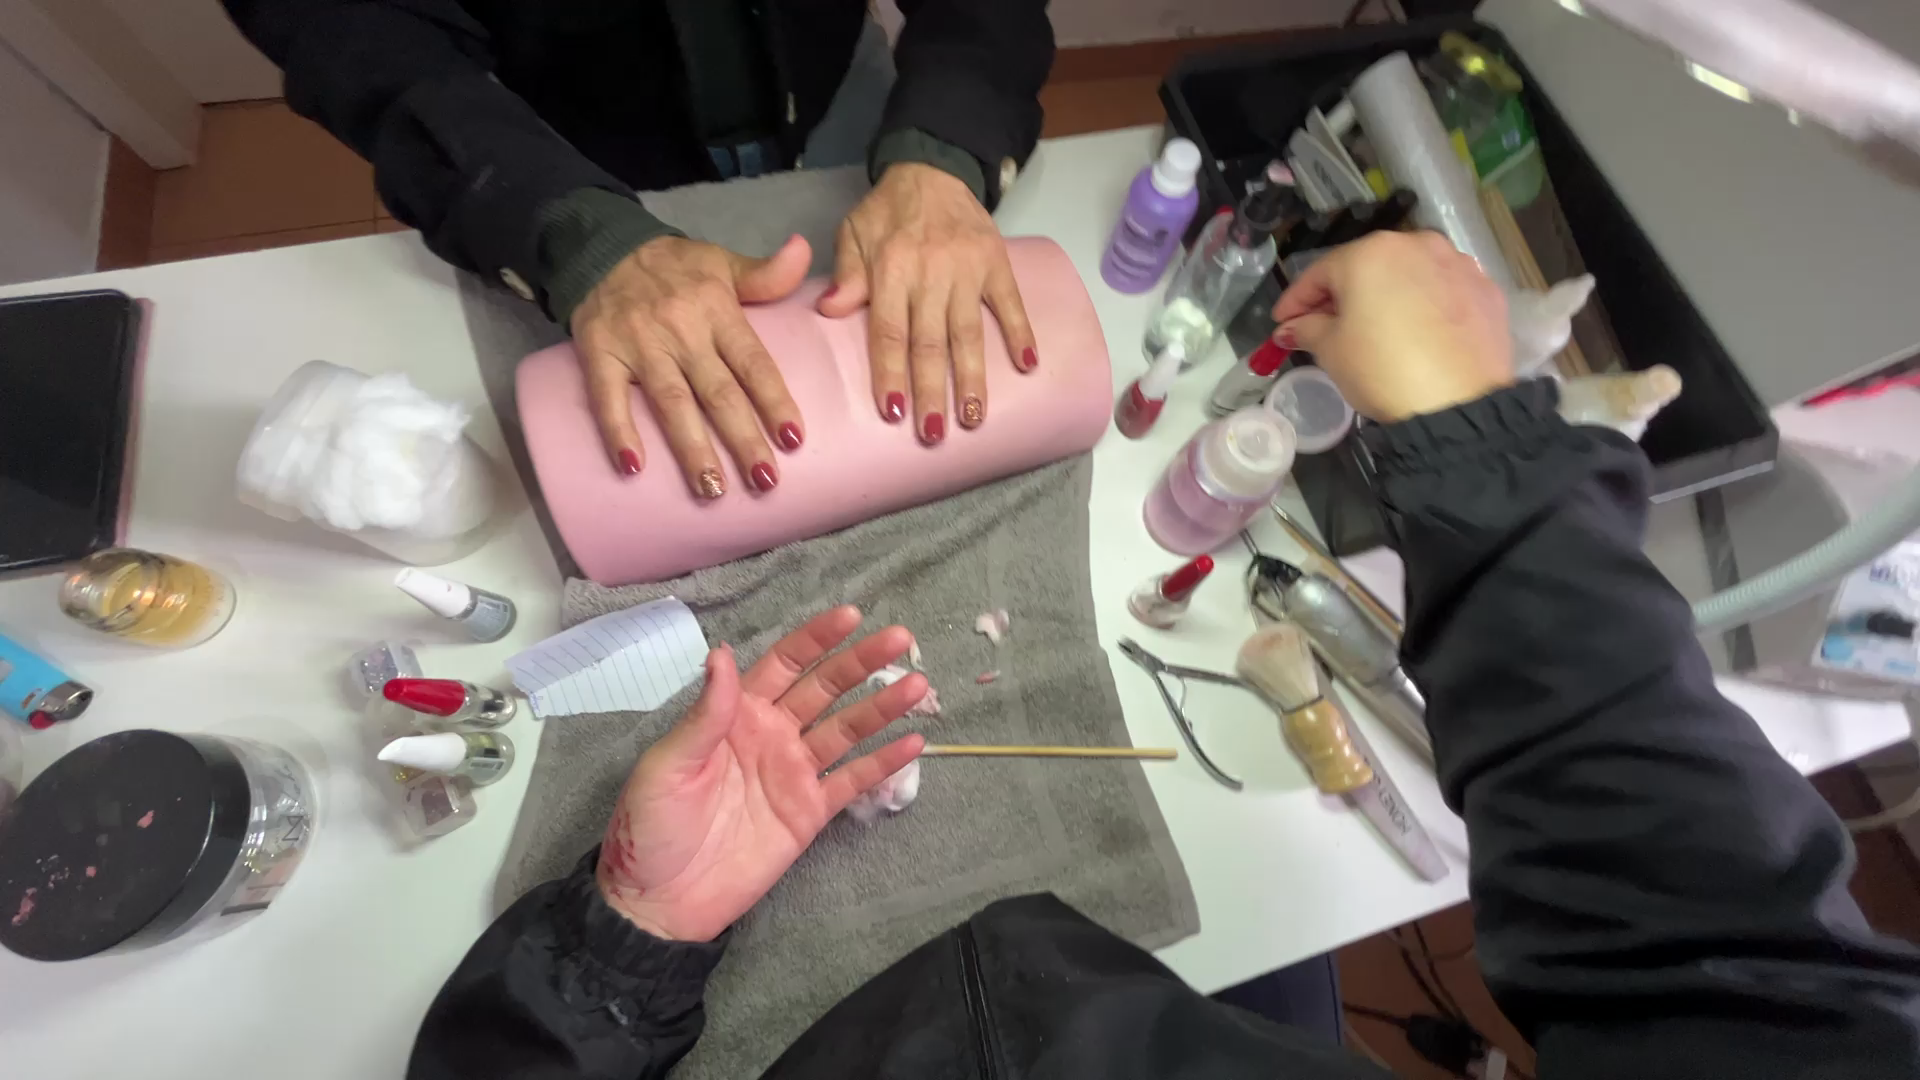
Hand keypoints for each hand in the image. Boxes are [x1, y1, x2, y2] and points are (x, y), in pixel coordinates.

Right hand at [572, 234, 812, 497]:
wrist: (601, 244)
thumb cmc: (675, 267)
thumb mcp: (722, 262)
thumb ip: (766, 273)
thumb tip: (803, 249)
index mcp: (718, 312)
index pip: (753, 363)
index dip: (775, 401)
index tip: (793, 440)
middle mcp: (681, 331)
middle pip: (718, 394)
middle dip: (743, 440)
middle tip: (765, 481)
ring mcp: (639, 344)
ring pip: (671, 404)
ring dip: (692, 449)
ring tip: (712, 490)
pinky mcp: (599, 352)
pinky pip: (607, 396)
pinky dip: (617, 431)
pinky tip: (631, 468)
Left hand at [595, 606, 926, 941]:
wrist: (659, 904)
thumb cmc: (651, 826)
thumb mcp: (669, 765)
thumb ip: (706, 713)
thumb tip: (721, 653)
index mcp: (739, 714)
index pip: (786, 664)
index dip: (817, 639)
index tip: (851, 616)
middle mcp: (775, 733)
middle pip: (826, 688)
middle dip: (862, 662)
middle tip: (901, 639)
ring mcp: (796, 771)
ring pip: (847, 729)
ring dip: (882, 706)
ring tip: (918, 685)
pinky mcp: (811, 811)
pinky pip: (852, 781)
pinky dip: (883, 763)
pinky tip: (913, 744)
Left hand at [821, 163, 1036, 443]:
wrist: (933, 168)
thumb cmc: (887, 213)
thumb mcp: (853, 232)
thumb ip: (846, 273)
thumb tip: (830, 311)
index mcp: (891, 268)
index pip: (890, 330)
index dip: (891, 372)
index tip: (894, 412)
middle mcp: (930, 272)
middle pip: (930, 342)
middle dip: (931, 390)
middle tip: (934, 433)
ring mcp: (968, 269)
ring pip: (969, 332)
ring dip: (972, 378)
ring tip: (973, 418)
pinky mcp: (997, 264)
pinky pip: (1010, 303)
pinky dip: (1020, 333)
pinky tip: (1028, 366)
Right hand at [1271, 231, 1513, 422]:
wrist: (1456, 399)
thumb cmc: (1379, 366)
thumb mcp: (1329, 349)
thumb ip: (1306, 329)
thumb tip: (1290, 328)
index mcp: (1370, 254)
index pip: (1318, 273)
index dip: (1294, 300)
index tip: (1281, 322)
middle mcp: (1416, 245)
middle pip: (1364, 267)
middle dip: (1339, 295)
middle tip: (1319, 325)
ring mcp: (1456, 263)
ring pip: (1404, 275)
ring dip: (1380, 296)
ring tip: (1367, 328)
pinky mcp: (1484, 288)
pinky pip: (1437, 290)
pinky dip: (1417, 305)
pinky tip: (1409, 332)